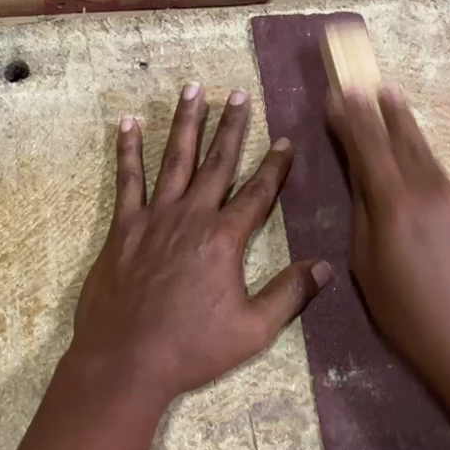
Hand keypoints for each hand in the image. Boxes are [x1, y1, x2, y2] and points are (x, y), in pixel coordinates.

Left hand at [69, 82, 333, 402]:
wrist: (126, 359)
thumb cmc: (191, 348)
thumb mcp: (252, 330)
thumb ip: (289, 294)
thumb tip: (325, 268)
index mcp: (225, 239)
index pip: (258, 192)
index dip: (275, 165)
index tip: (285, 139)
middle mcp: (192, 217)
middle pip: (217, 162)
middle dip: (231, 126)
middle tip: (238, 93)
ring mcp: (154, 217)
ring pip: (174, 158)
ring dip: (185, 122)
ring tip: (193, 89)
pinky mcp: (123, 226)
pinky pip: (127, 179)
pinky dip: (128, 150)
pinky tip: (128, 122)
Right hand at [326, 85, 449, 391]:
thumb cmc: (409, 316)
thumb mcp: (368, 266)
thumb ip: (364, 216)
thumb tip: (362, 181)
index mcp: (395, 203)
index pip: (367, 146)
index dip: (350, 118)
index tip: (336, 93)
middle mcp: (427, 190)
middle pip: (400, 137)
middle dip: (380, 109)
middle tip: (366, 82)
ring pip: (423, 151)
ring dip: (403, 124)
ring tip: (390, 98)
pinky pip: (436, 172)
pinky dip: (418, 154)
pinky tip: (411, 153)